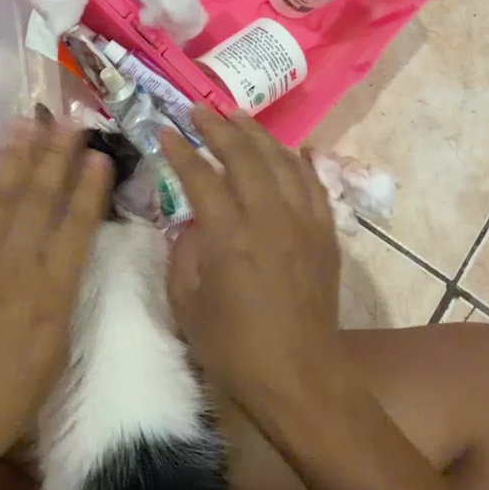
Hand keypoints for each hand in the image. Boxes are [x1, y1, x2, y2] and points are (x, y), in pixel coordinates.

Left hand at [0, 125, 111, 489]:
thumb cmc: (8, 398)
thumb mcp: (55, 352)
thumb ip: (61, 296)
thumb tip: (64, 256)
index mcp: (51, 294)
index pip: (76, 226)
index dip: (90, 188)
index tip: (100, 156)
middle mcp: (13, 266)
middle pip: (38, 199)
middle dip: (55, 157)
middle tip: (68, 123)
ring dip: (15, 159)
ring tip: (29, 126)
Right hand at [159, 107, 344, 397]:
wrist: (300, 379)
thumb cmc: (233, 349)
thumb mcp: (187, 304)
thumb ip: (184, 254)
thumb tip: (191, 223)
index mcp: (230, 238)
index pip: (201, 177)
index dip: (180, 151)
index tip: (163, 131)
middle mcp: (270, 220)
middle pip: (246, 157)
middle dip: (219, 128)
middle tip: (198, 110)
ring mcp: (304, 225)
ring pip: (283, 162)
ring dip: (258, 135)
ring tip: (237, 118)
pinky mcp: (325, 236)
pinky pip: (312, 184)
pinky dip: (297, 161)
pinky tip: (286, 151)